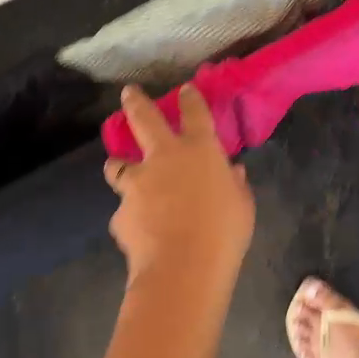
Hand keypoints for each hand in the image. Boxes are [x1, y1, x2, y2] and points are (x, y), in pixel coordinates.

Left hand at [104, 84, 255, 284]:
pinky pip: (124, 211)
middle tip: (128, 92)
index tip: (185, 89)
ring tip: (116, 166)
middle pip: (144, 119)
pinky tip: (137, 229)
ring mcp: (138, 184)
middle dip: (135, 102)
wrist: (181, 268)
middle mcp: (164, 157)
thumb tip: (232, 174)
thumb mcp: (242, 205)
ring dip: (118, 163)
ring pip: (119, 164)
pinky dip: (130, 215)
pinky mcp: (120, 214)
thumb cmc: (223, 231)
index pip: (195, 112)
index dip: (190, 98)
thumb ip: (235, 185)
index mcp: (199, 149)